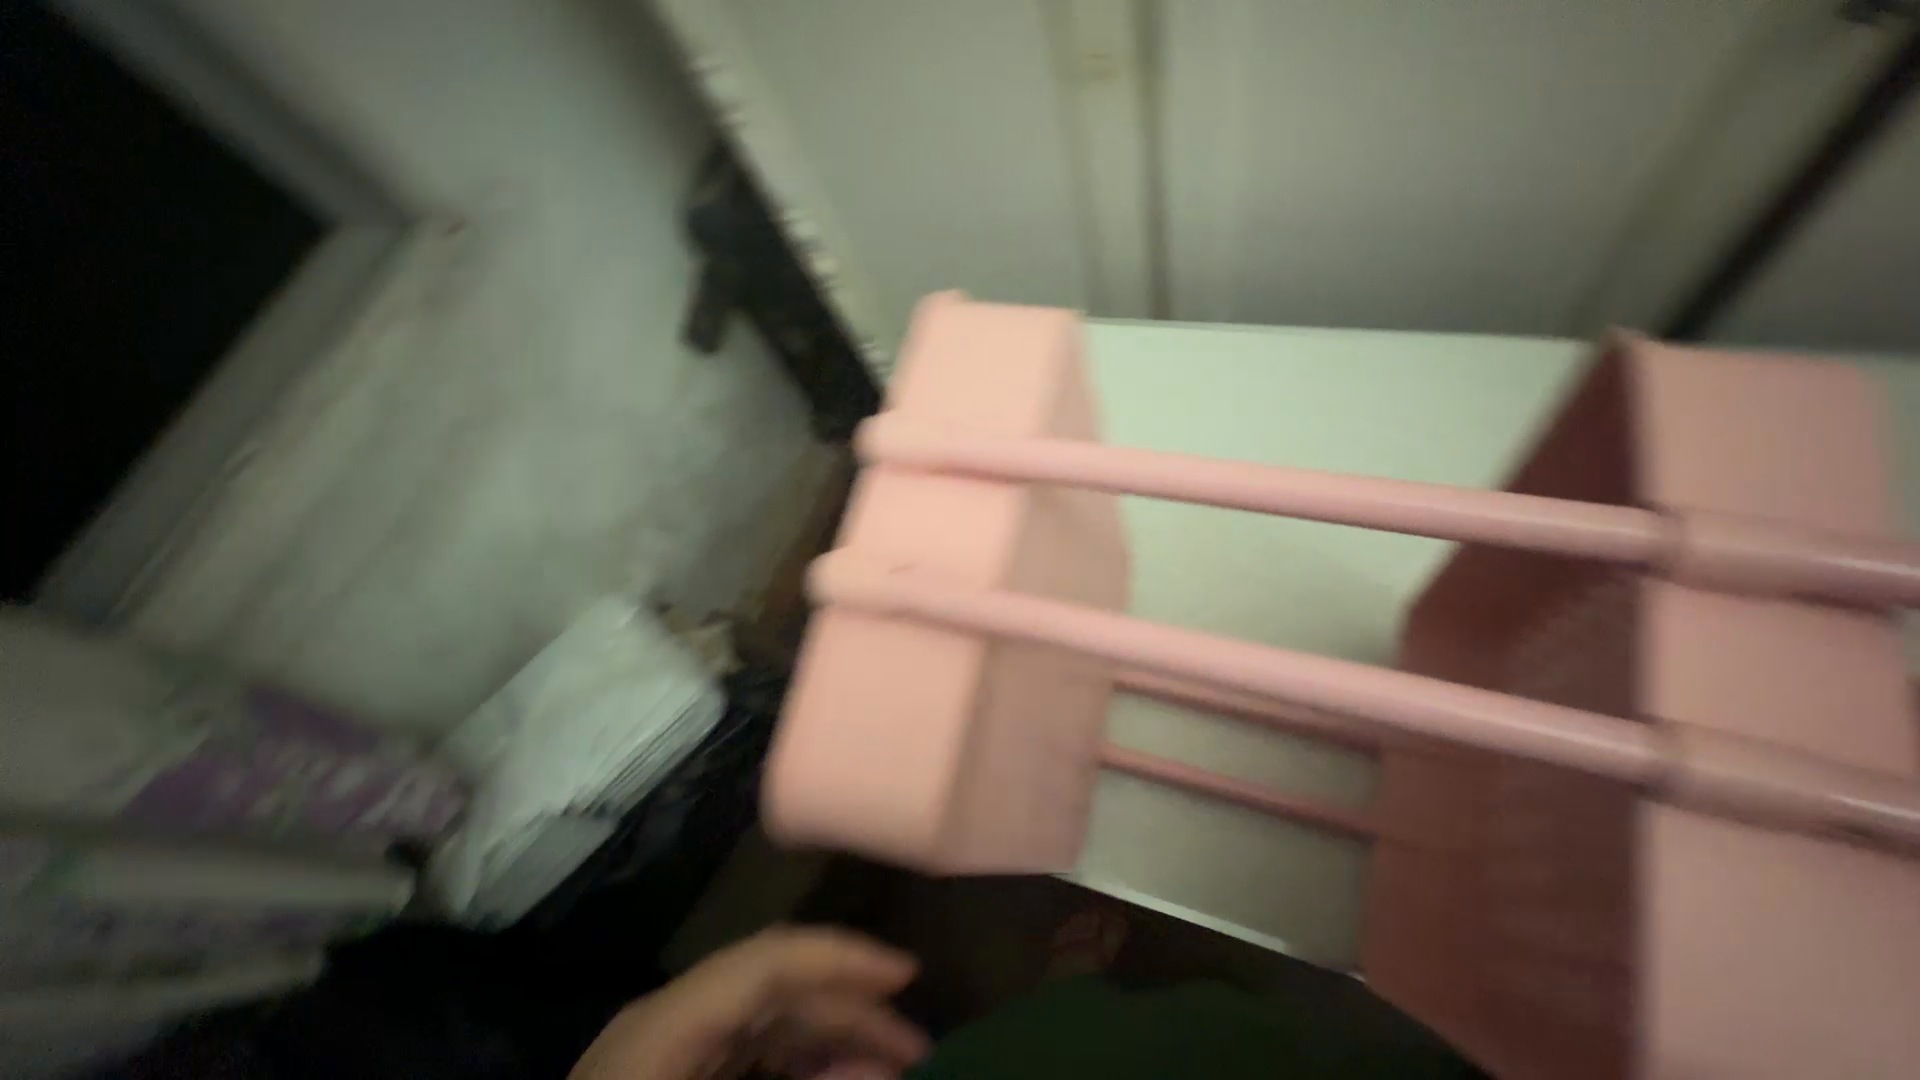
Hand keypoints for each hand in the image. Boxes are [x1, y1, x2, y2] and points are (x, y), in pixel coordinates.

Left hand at [568, 926, 928, 1079]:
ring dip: (830, 1040)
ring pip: (767, 1022)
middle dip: (851, 1013)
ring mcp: (667, 1049)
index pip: (769, 961)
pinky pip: (749, 1053)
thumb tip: (877, 1072)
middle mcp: (670, 1020)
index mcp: (667, 1025)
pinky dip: (799, 1064)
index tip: (908, 975)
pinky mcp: (672, 1074)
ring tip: (888, 1070)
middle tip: (919, 1049)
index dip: (843, 957)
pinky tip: (834, 1079)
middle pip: (777, 990)